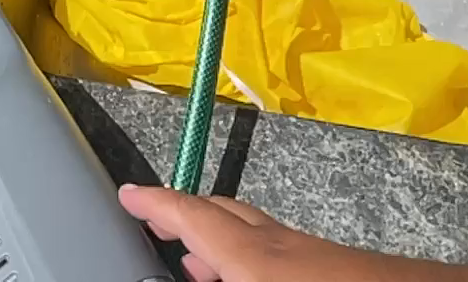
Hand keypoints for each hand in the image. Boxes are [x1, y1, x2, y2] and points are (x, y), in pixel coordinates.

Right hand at [118, 184, 448, 281]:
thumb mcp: (265, 276)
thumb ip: (227, 263)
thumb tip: (198, 255)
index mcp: (261, 263)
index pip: (196, 218)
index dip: (157, 204)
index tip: (127, 193)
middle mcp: (284, 248)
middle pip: (223, 214)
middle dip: (186, 216)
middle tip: (157, 226)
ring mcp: (316, 254)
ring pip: (253, 232)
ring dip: (219, 240)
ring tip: (198, 264)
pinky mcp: (340, 266)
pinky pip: (277, 250)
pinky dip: (250, 257)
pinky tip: (258, 279)